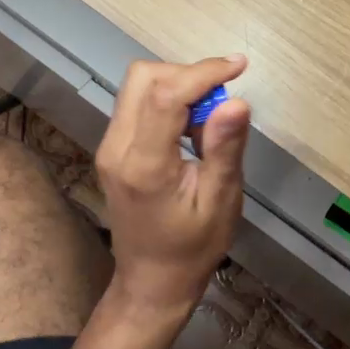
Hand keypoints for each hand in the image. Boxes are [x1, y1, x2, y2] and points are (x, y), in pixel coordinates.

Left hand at [96, 56, 250, 312]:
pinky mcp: (113, 148)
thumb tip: (237, 101)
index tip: (239, 66)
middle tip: (221, 99)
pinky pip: (138, 103)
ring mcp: (110, 148)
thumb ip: (225, 147)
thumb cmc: (194, 246)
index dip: (204, 72)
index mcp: (144, 165)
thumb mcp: (221, 200)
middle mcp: (117, 148)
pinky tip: (191, 129)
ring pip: (138, 85)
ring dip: (179, 85)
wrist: (153, 282)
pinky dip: (169, 99)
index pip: (166, 94)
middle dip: (188, 74)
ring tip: (208, 119)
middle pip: (143, 77)